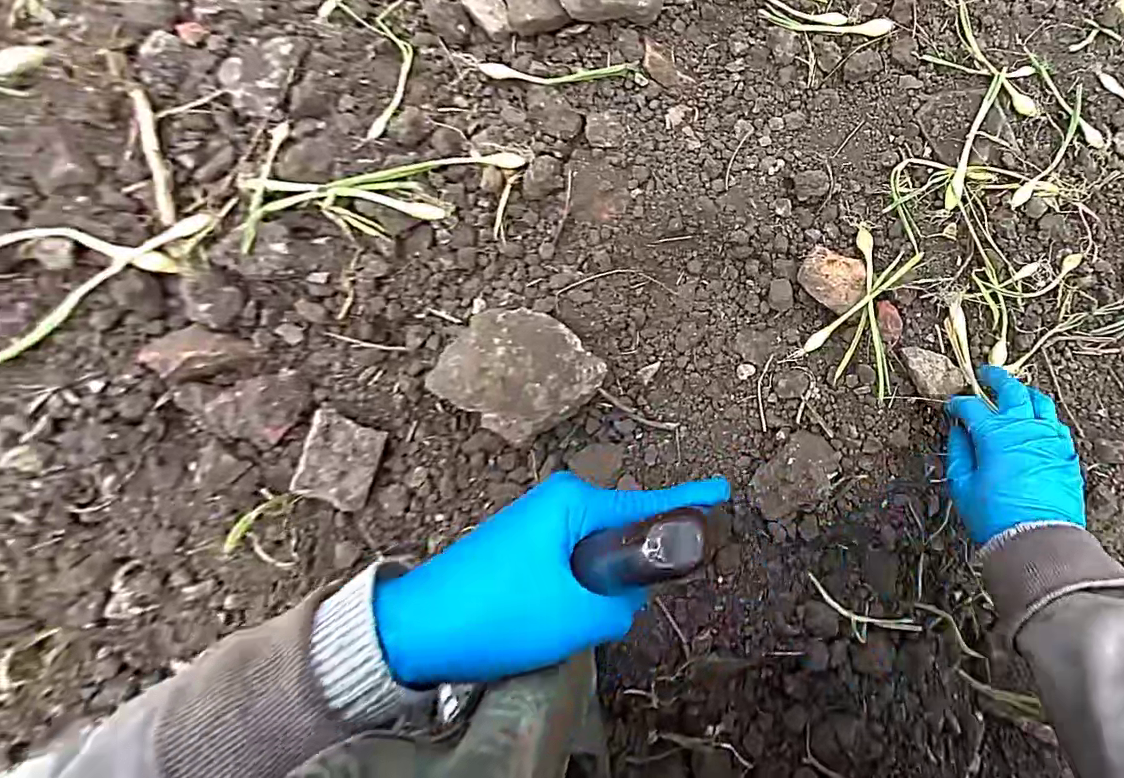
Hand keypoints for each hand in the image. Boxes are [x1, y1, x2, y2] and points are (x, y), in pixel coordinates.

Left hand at [372, 471, 730, 685]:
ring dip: (598, 580)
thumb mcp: (569, 619)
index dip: (690, 500)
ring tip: (573, 615)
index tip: (722, 490)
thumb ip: (620, 609)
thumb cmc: (488, 614)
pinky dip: (577, 581)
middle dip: (630, 563)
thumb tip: (629, 604)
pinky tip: (560, 611)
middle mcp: (560, 500)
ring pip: (595, 550)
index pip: (647, 502)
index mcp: (574, 502)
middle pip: (622, 530)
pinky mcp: (523, 542)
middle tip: (621, 597)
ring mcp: (538, 519)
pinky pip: (571, 557)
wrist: (401, 634)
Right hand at [943, 365, 1084, 545]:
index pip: (971, 406)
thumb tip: (958, 432)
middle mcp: (1022, 426)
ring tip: (1017, 392)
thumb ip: (958, 453)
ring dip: (1024, 392)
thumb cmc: (997, 517)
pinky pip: (1055, 423)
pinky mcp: (1065, 449)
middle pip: (1009, 388)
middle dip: (995, 377)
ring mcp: (1048, 435)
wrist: (1039, 539)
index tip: (953, 407)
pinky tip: (1038, 422)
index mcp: (993, 433)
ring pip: (1038, 400)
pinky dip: (1043, 417)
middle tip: (986, 373)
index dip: (958, 404)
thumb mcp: (964, 487)